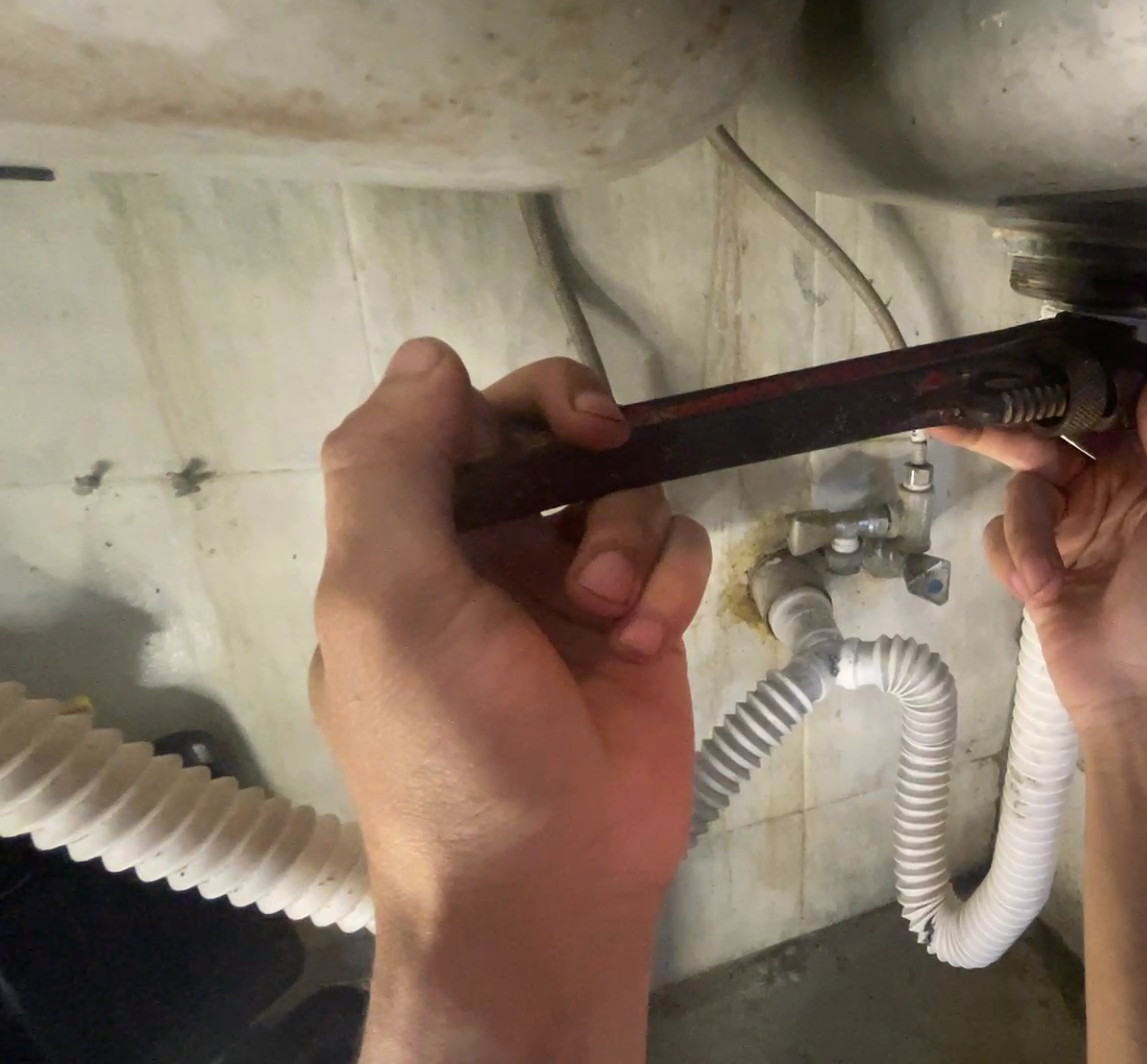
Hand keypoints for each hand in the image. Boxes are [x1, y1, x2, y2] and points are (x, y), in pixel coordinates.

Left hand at [311, 339, 710, 1060]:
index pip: (472, 423)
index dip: (525, 400)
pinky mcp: (653, 618)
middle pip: (565, 443)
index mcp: (424, 539)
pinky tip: (650, 642)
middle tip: (609, 452)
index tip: (576, 421)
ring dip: (634, 541)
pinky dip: (674, 586)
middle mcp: (505, 550)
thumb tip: (428, 354)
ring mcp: (588, 586)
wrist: (551, 869)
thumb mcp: (388, 600)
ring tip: (616, 616)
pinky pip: (682, 554)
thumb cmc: (454, 740)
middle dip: (593, 446)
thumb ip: (392, 470)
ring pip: (636, 498)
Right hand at [934, 344, 1146, 743]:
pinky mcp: (1034, 560)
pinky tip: (1038, 593)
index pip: (1112, 400)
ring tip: (1046, 581)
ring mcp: (1069, 524)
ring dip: (1029, 534)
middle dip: (1009, 423)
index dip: (1079, 373)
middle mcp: (1109, 485)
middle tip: (958, 406)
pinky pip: (1003, 534)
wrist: (1142, 690)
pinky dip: (1017, 560)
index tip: (1041, 345)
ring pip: (1022, 487)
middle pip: (1049, 433)